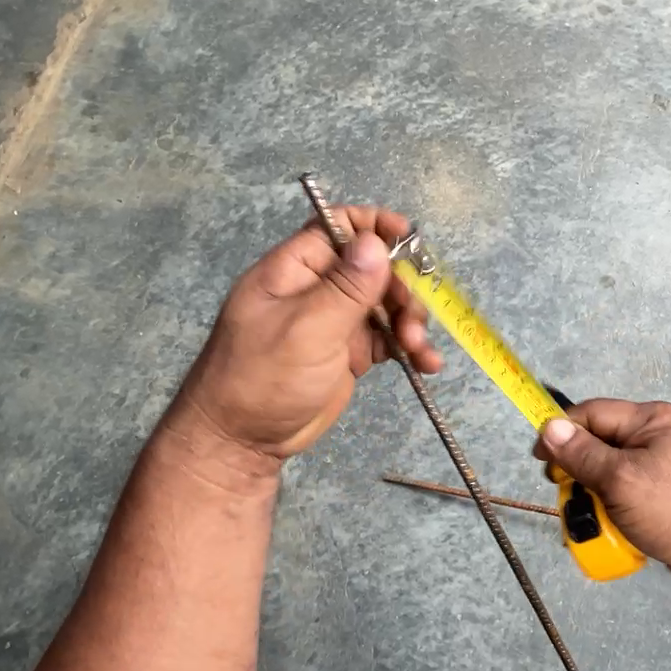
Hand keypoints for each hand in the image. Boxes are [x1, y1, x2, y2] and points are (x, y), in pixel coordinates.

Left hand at [166, 206, 442, 471]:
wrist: (243, 443)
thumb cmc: (261, 380)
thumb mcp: (305, 330)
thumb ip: (345, 288)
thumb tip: (376, 242)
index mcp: (295, 270)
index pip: (338, 228)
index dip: (376, 227)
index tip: (412, 241)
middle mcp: (318, 289)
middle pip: (375, 268)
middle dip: (403, 289)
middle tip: (414, 319)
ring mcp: (336, 321)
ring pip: (388, 303)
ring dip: (412, 321)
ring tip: (419, 349)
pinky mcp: (351, 352)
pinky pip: (390, 338)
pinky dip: (411, 347)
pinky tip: (427, 364)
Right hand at [533, 400, 670, 588]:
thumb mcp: (622, 479)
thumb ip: (583, 454)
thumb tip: (549, 427)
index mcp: (650, 419)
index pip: (592, 413)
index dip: (561, 433)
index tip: (541, 461)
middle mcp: (656, 436)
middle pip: (599, 445)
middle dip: (578, 472)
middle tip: (566, 495)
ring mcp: (662, 467)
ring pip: (609, 475)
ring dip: (593, 498)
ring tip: (591, 521)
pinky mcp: (664, 496)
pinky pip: (625, 496)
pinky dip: (612, 512)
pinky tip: (610, 530)